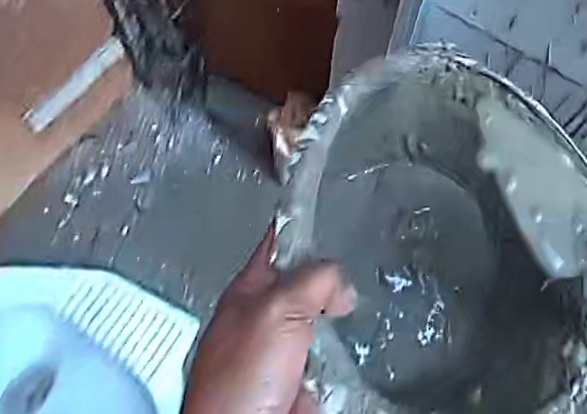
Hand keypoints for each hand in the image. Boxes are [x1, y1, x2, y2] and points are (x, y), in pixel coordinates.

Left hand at [183, 224, 356, 413]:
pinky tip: (343, 353)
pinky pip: (330, 354)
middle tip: (342, 283)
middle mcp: (263, 317)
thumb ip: (316, 278)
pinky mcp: (298, 381)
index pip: (279, 240)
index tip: (327, 204)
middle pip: (309, 278)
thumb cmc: (241, 382)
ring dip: (338, 318)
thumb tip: (342, 287)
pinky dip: (340, 355)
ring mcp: (280, 351)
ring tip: (345, 317)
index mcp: (247, 292)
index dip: (302, 221)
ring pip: (322, 316)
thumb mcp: (280, 308)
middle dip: (330, 279)